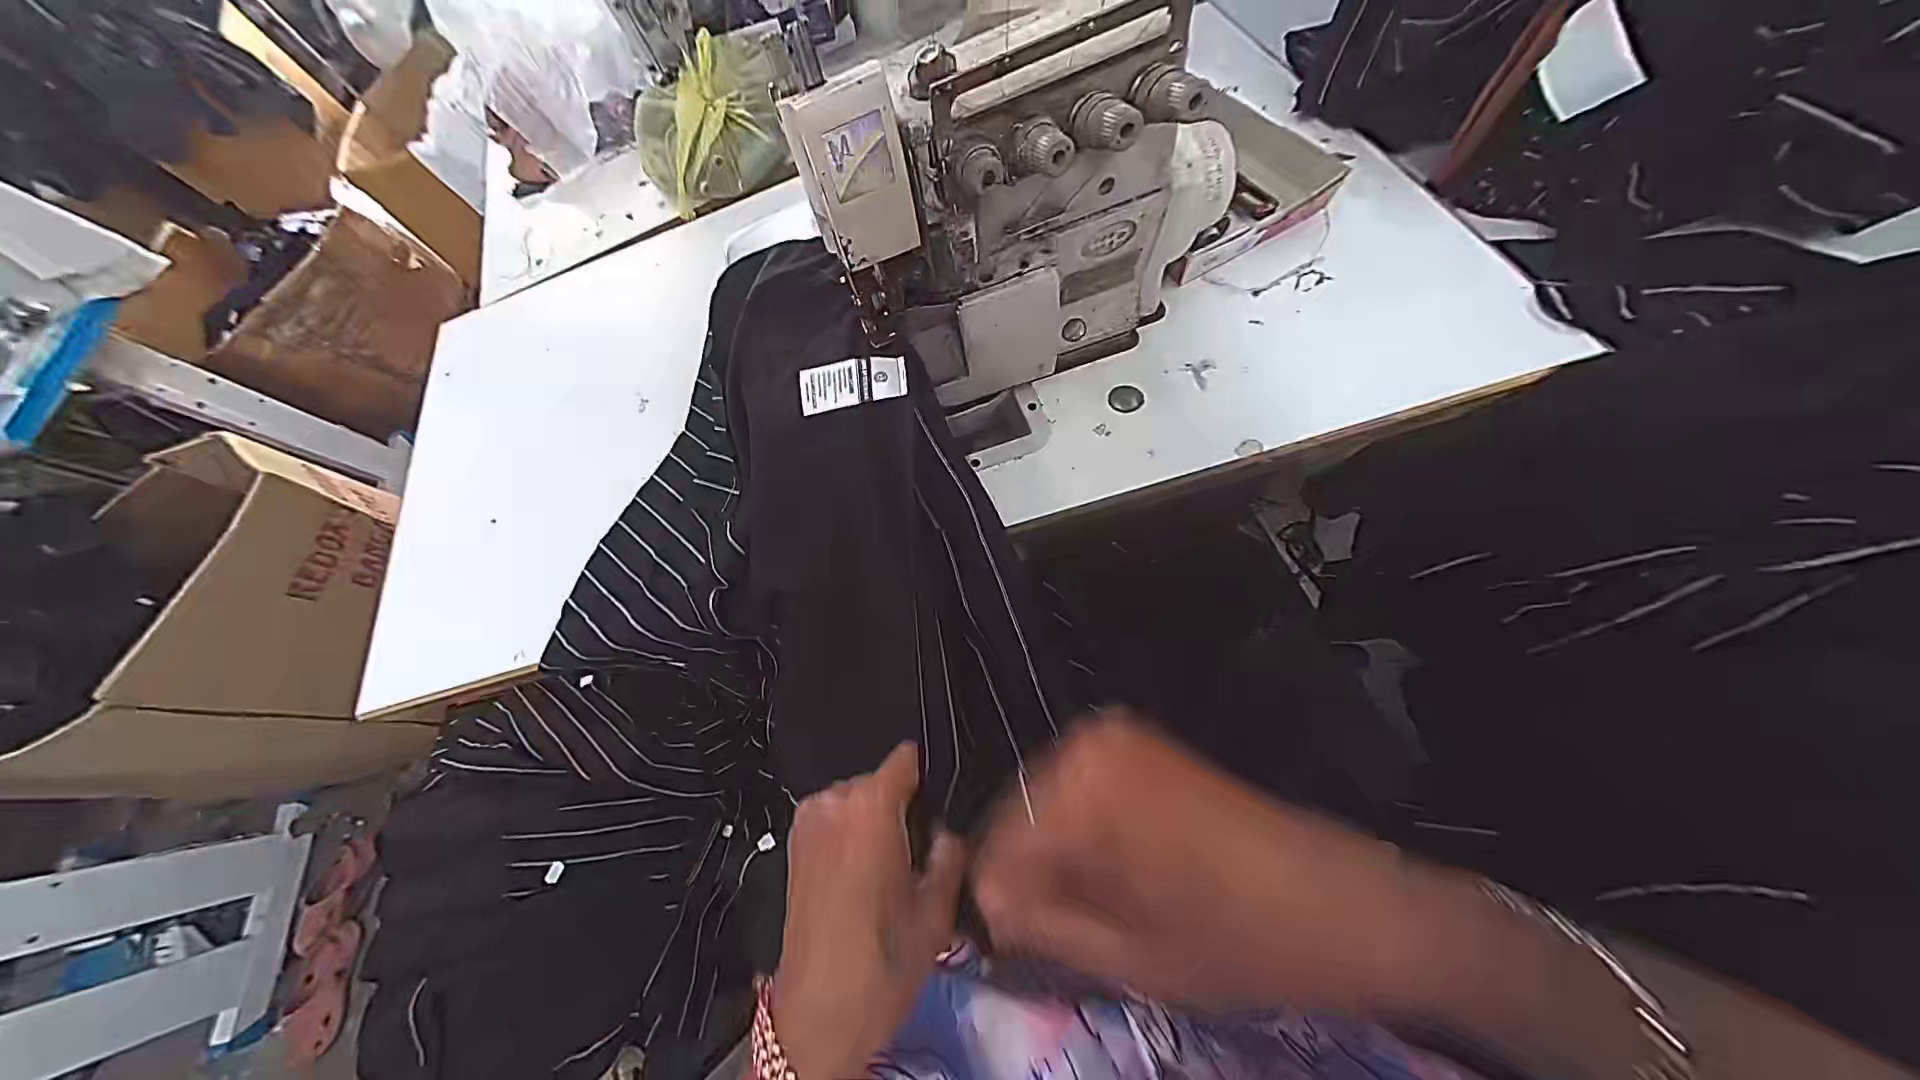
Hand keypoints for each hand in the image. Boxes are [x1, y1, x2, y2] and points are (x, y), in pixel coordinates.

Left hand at [774, 742, 965, 1078]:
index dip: (927, 777)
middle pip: (880, 780)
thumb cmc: (883, 960)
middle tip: (915, 849)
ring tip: (887, 868)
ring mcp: (808, 820)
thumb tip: (945, 829)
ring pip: (855, 800)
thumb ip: (950, 851)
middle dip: (901, 805)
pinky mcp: (792, 842)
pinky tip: (859, 875)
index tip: (938, 803)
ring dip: (873, 820)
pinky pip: (833, 819)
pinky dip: (849, 834)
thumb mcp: (937, 909)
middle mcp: (834, 800)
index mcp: (871, 805)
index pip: (906, 758)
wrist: (818, 1013)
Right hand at [972, 711, 1425, 1012]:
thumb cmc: (1238, 939)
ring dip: (1058, 854)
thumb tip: (985, 909)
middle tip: (1065, 926)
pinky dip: (1083, 830)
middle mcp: (1088, 744)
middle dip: (1031, 874)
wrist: (1341, 900)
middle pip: (1019, 817)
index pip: (996, 847)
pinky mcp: (1138, 742)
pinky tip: (1119, 868)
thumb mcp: (1129, 956)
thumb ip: (1039, 927)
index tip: (1019, 941)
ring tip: (1099, 902)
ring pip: (1045, 803)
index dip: (1003, 904)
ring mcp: (1114, 735)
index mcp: (1080, 789)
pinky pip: (1077, 788)